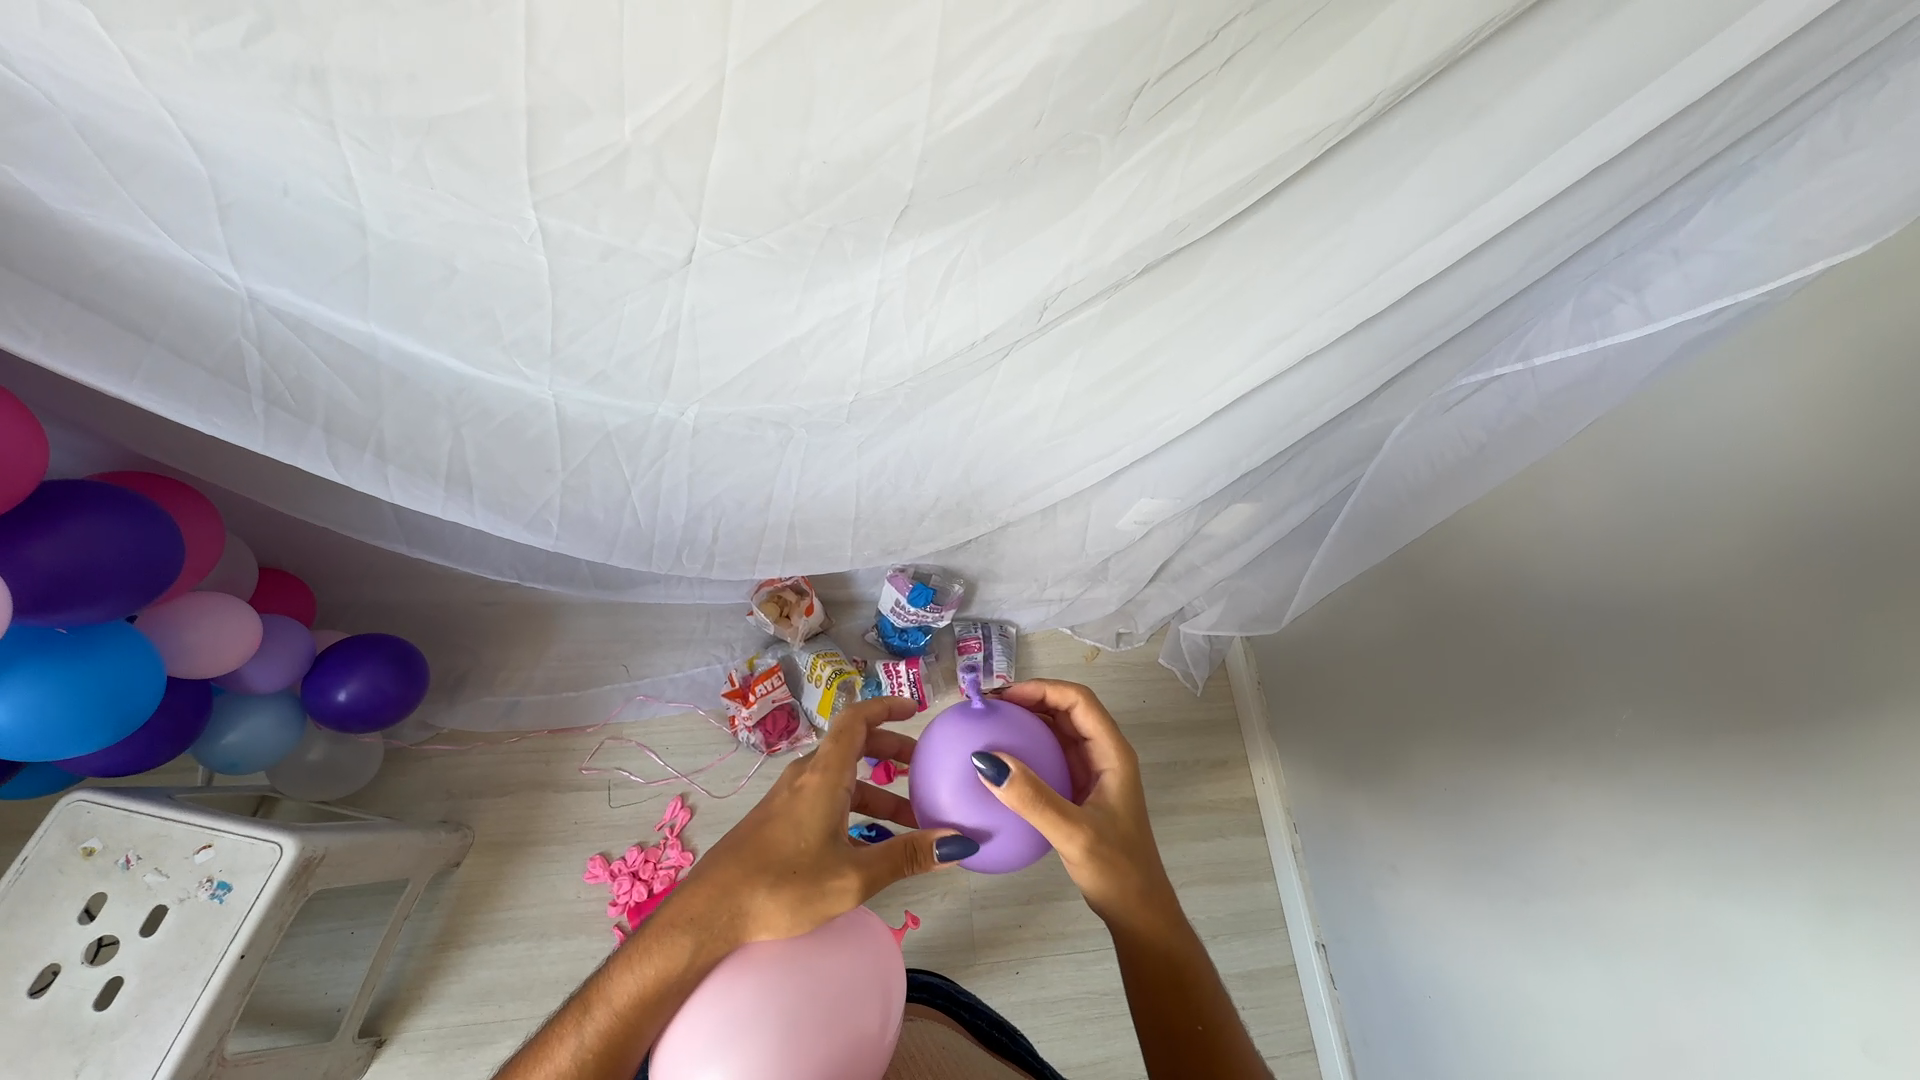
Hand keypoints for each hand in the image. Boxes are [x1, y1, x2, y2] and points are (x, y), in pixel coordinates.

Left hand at [662, 696, 977, 946]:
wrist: (709, 913)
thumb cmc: (783, 887)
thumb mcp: (854, 876)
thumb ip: (908, 856)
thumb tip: (960, 843)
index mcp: (824, 776)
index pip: (857, 719)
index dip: (887, 707)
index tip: (915, 710)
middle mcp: (806, 777)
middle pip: (853, 747)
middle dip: (892, 753)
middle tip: (923, 770)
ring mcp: (788, 799)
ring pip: (841, 780)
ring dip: (877, 792)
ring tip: (909, 822)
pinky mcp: (778, 822)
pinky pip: (826, 800)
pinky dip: (854, 810)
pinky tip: (869, 848)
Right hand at [973, 680, 1177, 926]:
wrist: (1138, 910)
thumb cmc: (1117, 869)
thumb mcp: (1073, 832)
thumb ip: (1032, 797)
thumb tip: (986, 760)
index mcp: (1113, 752)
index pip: (1078, 700)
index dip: (1042, 689)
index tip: (1003, 697)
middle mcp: (1103, 754)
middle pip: (1066, 710)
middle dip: (1029, 700)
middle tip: (987, 707)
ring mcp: (1091, 773)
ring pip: (1057, 732)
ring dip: (1026, 723)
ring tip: (988, 724)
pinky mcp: (1078, 791)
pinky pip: (1050, 758)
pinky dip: (1026, 751)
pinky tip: (1000, 763)